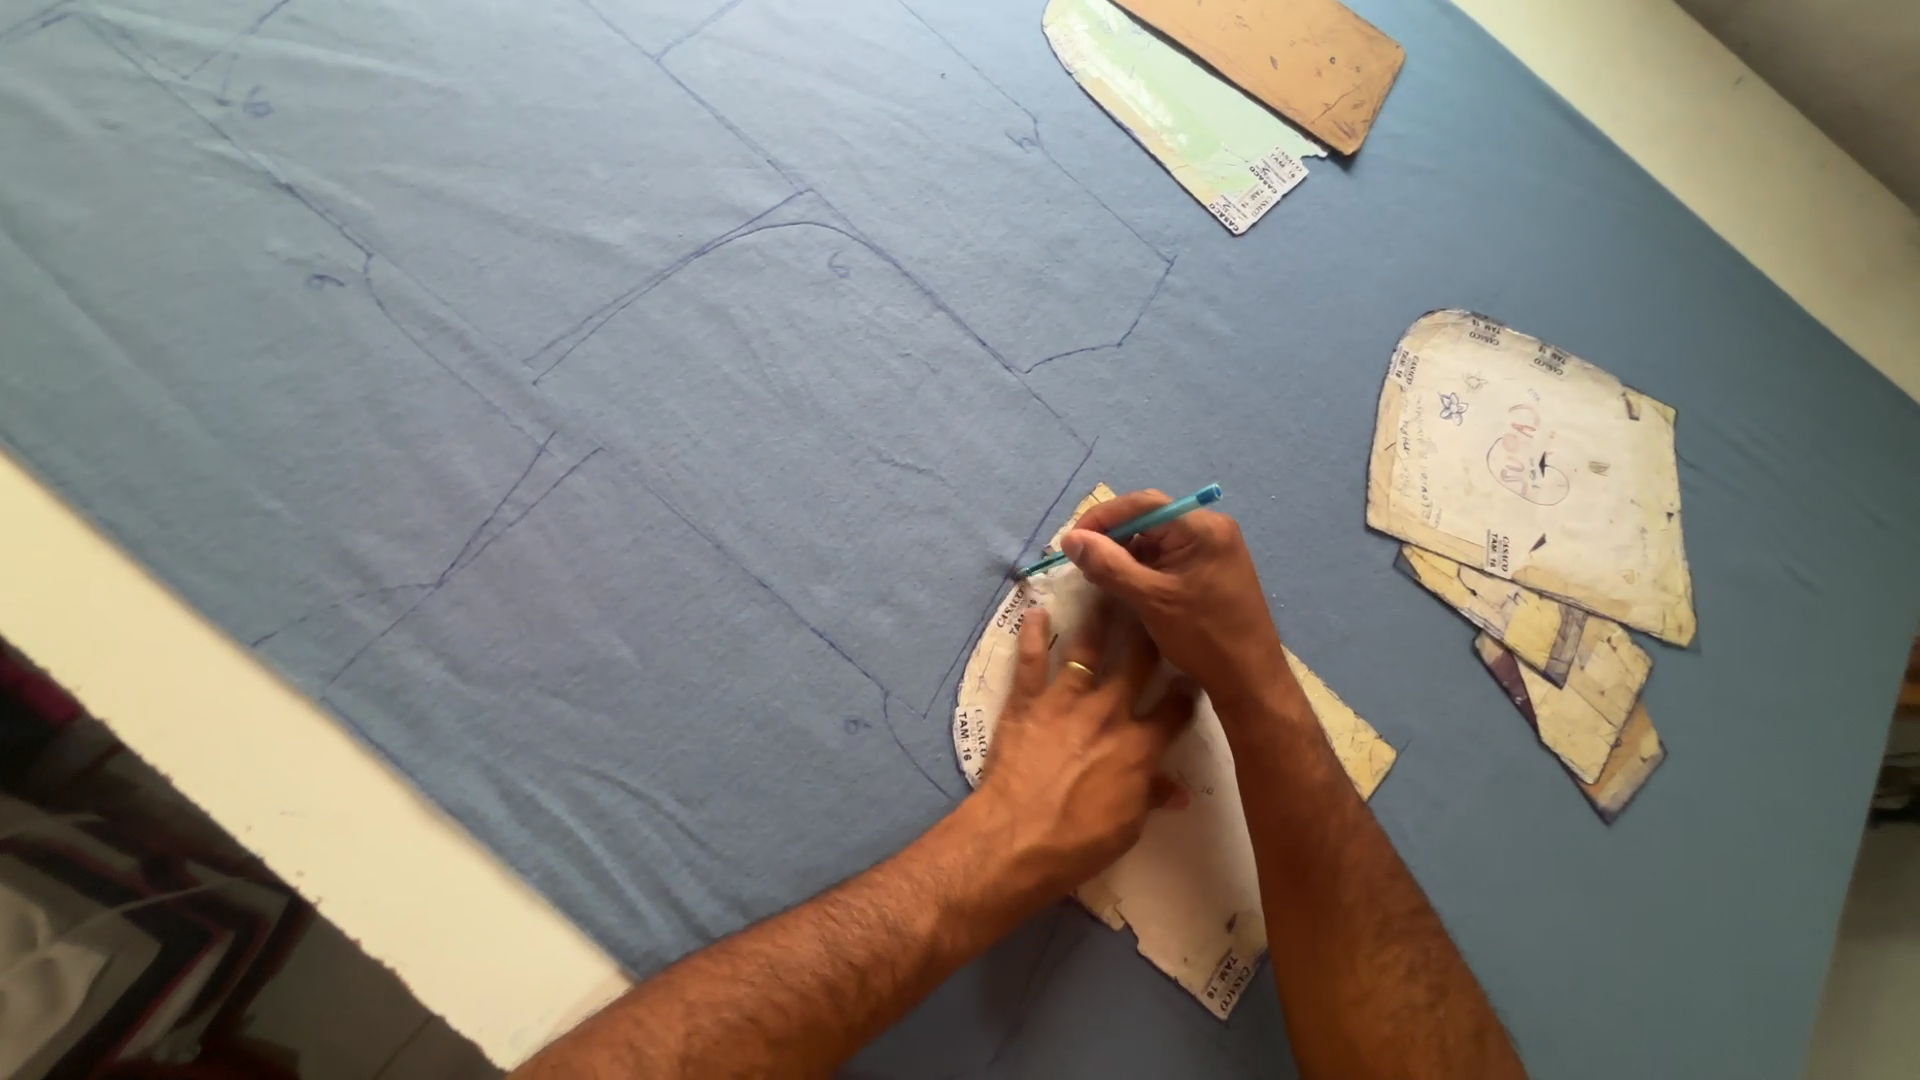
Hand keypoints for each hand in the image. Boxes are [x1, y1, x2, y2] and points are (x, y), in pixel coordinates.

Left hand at [975, 601, 1195, 895]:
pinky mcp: (1027, 701)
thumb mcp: (1128, 826)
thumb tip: (1179, 790)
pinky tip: (1036, 612)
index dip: (1188, 692)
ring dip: (1098, 620)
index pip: (1174, 710)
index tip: (1195, 673)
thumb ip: (1151, 796)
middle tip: (1155, 610)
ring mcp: (1065, 701)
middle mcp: (1107, 712)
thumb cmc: (1079, 841)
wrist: (1017, 837)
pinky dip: (1033, 634)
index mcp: (1138, 746)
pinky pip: (1030, 660)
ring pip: (1087, 650)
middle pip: (1136, 666)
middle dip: (1150, 637)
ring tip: (1105, 592)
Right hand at [1061, 490, 1287, 713]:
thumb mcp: (1150, 600)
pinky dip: (1143, 565)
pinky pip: (1168, 554)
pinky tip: (1126, 584)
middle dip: (1112, 535)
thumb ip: (1108, 565)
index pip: (1142, 504)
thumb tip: (1070, 539)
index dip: (1102, 517)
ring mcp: (1213, 547)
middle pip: (1148, 517)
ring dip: (1125, 552)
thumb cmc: (1203, 638)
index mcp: (1202, 528)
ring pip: (1156, 537)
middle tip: (1082, 560)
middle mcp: (1211, 528)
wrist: (1250, 679)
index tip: (1071, 541)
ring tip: (1100, 576)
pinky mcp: (1210, 567)